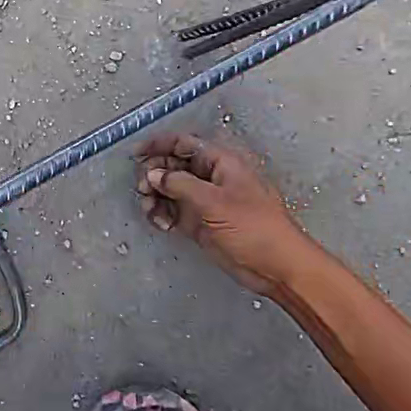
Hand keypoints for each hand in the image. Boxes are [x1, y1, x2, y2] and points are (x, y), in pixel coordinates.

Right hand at [134, 131, 322, 295]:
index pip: (185, 144)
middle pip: (172, 167)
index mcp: (221, 164)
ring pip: (168, 190)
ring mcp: (203, 201)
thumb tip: (153, 174)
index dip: (159, 145)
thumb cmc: (253, 227)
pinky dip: (161, 215)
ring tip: (151, 210)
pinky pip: (171, 211)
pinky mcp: (197, 222)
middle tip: (143, 189)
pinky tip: (162, 224)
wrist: (274, 266)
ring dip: (154, 197)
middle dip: (153, 175)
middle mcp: (210, 179)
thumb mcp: (215, 201)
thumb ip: (180, 184)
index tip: (136, 154)